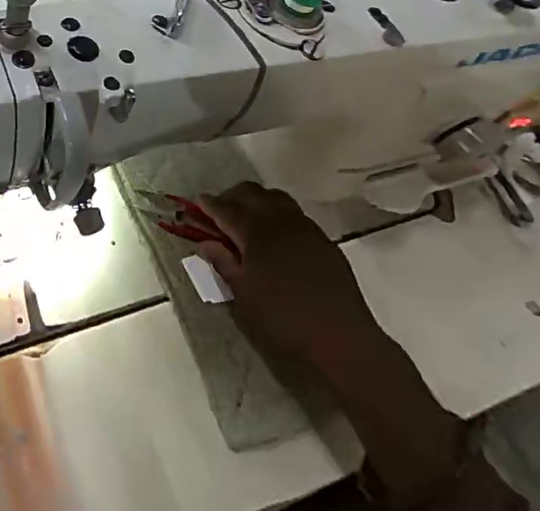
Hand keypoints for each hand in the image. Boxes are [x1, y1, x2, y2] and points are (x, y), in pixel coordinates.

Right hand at [192, 182, 384, 379]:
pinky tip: (275, 243)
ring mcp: (307, 231)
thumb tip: (207, 243)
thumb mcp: (242, 296)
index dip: (207, 205)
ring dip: (257, 205)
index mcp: (256, 231)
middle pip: (251, 193)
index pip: (225, 208)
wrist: (344, 346)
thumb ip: (223, 263)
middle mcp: (281, 222)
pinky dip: (278, 219)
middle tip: (218, 217)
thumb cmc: (283, 322)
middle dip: (231, 199)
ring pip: (276, 200)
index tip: (195, 206)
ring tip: (246, 226)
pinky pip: (296, 218)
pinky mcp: (326, 245)